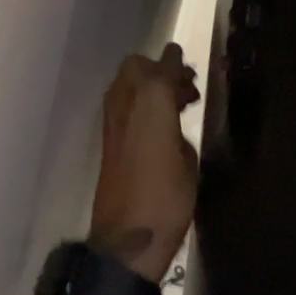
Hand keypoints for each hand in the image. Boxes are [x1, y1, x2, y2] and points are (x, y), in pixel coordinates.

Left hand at [89, 43, 199, 281]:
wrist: (127, 236)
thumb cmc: (167, 199)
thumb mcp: (188, 162)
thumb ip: (180, 130)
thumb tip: (173, 121)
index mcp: (151, 102)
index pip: (163, 68)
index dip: (176, 62)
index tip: (186, 59)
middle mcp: (125, 102)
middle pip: (136, 67)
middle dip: (159, 70)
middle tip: (185, 88)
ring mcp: (112, 120)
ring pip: (126, 83)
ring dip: (148, 85)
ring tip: (178, 104)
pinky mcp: (107, 139)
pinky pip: (122, 104)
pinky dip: (139, 102)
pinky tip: (160, 123)